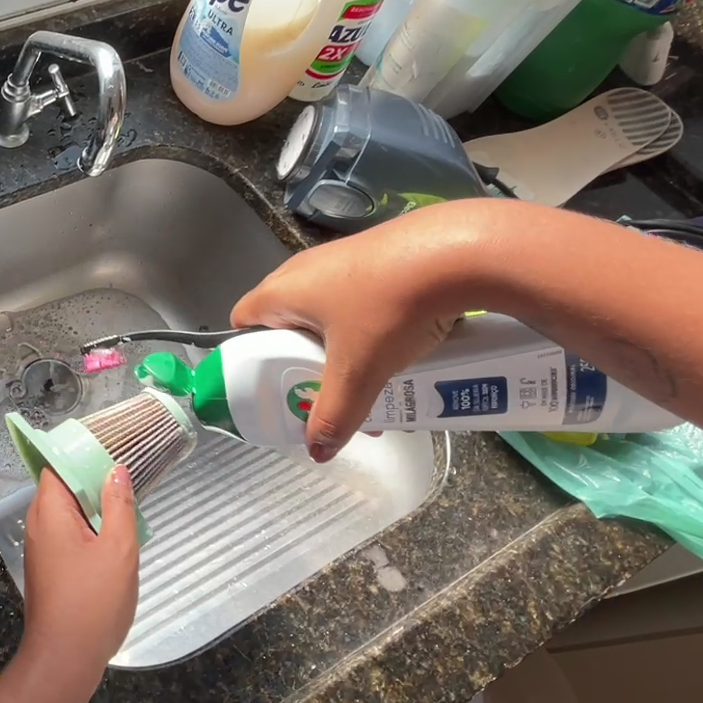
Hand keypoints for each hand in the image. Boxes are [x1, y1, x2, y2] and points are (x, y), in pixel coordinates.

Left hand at [19, 466, 138, 676]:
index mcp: (49, 510)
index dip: (82, 454)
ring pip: (66, 511)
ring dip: (92, 504)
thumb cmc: (92, 601)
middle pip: (62, 486)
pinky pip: (67, 532)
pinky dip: (87, 526)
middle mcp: (38, 523)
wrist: (65, 658)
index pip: (58, 465)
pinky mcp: (48, 565)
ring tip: (125, 498)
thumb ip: (119, 505)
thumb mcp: (118, 549)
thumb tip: (117, 469)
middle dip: (91, 478)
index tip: (110, 446)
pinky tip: (112, 532)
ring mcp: (41, 546)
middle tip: (125, 471)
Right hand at [231, 202, 500, 461]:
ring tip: (370, 376)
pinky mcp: (376, 255)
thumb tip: (316, 452)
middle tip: (325, 389)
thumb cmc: (388, 307)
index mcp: (281, 291)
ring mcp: (340, 259)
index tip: (273, 382)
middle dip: (302, 360)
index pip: (242, 320)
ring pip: (326, 312)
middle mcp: (302, 270)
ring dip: (338, 346)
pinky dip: (367, 324)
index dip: (251, 353)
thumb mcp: (360, 370)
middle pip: (286, 321)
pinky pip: (356, 298)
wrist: (459, 251)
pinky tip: (401, 344)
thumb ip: (335, 413)